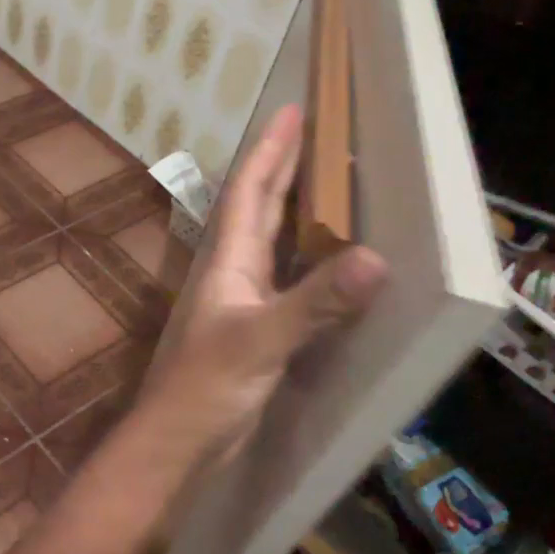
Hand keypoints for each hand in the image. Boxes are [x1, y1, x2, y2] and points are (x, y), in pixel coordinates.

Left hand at [135, 105, 385, 457]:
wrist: (177, 442)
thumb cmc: (206, 385)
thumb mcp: (262, 339)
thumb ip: (316, 302)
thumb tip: (377, 258)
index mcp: (228, 261)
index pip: (251, 192)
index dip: (271, 151)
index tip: (292, 111)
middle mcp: (233, 273)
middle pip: (260, 209)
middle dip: (284, 168)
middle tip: (314, 130)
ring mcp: (243, 303)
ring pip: (273, 244)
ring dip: (296, 211)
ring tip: (329, 183)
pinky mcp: (256, 333)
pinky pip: (287, 282)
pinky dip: (309, 263)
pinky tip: (330, 264)